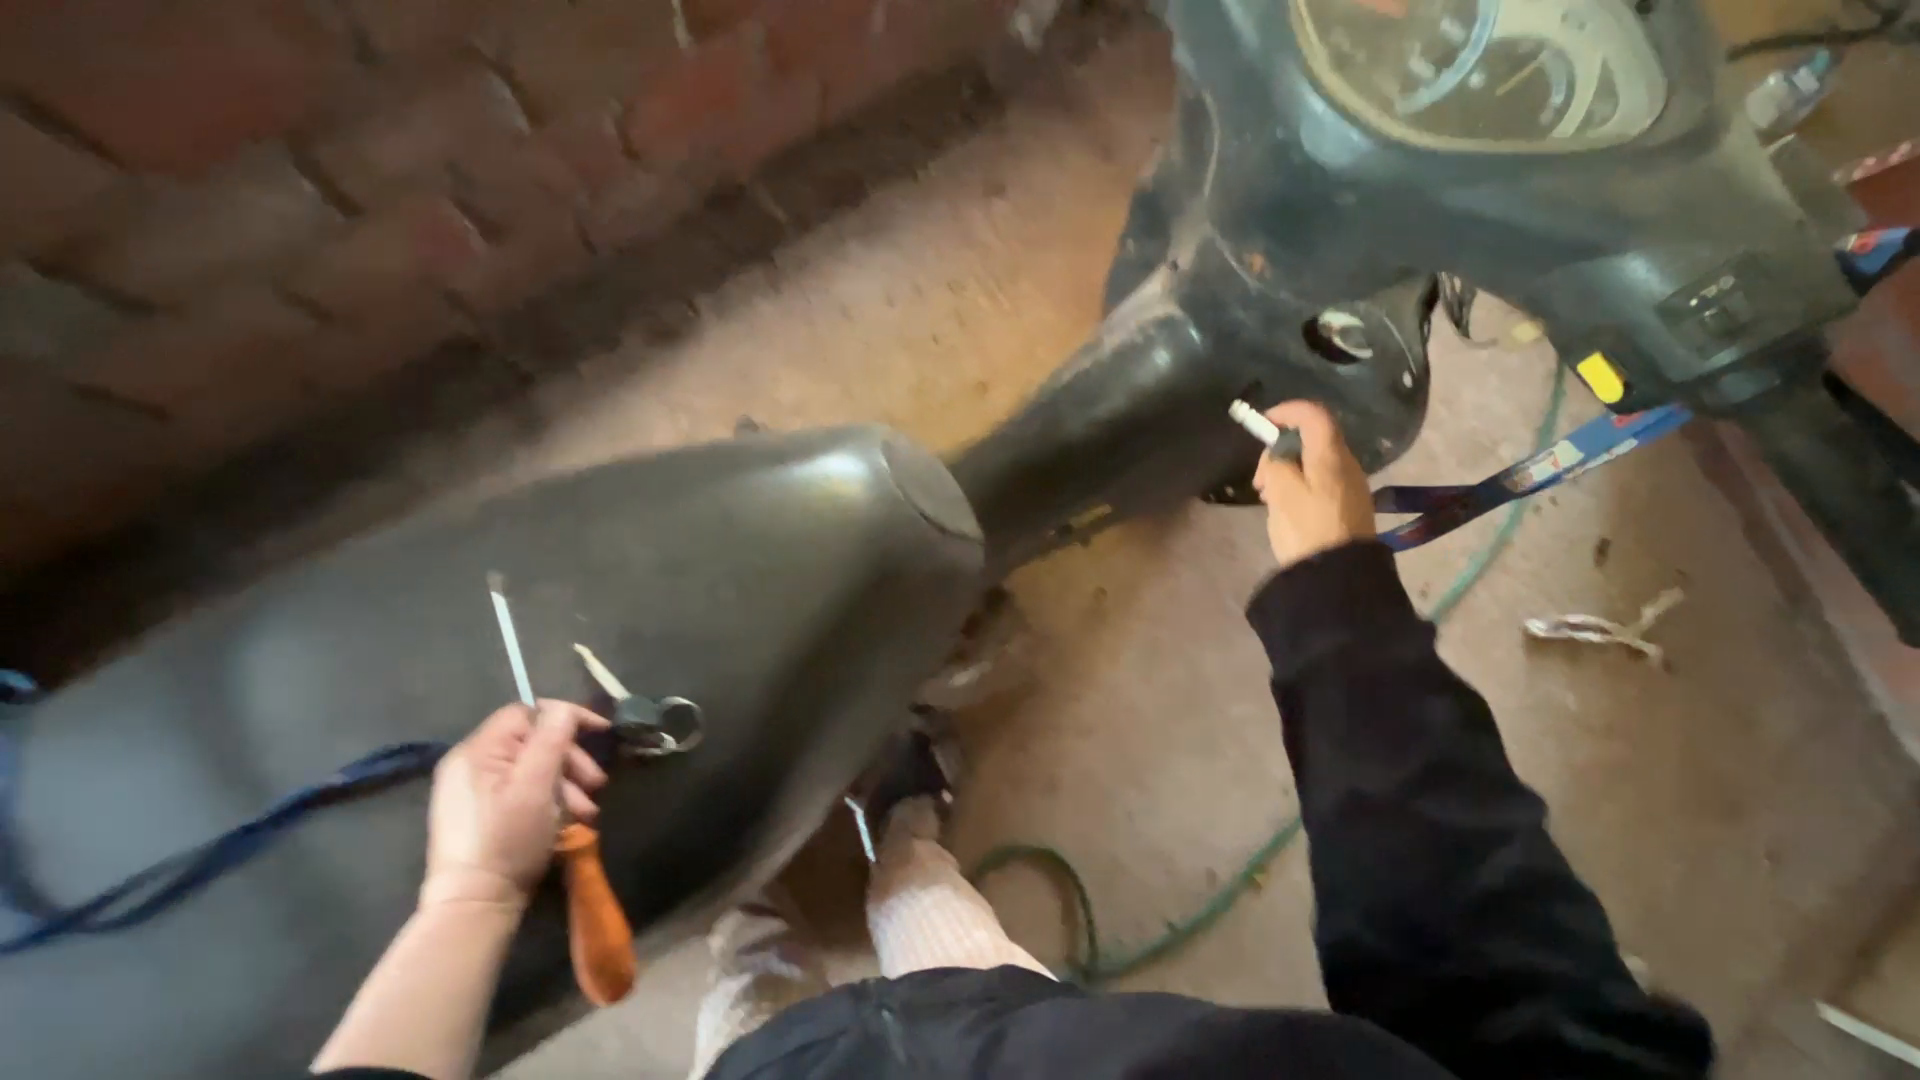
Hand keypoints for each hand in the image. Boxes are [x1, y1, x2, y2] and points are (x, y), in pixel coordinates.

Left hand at [420, 700, 611, 910]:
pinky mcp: (480, 813)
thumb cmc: (507, 839)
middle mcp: (470, 764)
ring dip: (565, 783)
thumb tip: (563, 708)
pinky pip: (521, 789)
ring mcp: (472, 791)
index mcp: (478, 751)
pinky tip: (566, 819)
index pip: (526, 712)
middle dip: (570, 759)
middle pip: (532, 741)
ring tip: (586, 810)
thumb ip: (551, 740)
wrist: (475, 904)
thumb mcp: (536, 786)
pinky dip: (548, 798)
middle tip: (596, 784)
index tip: (600, 733)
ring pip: (530, 768)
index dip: (565, 717)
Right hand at [1252, 401, 1375, 567]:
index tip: (1262, 425)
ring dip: (1286, 471)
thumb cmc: (1307, 528)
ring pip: (1314, 463)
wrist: (1338, 575)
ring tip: (1267, 497)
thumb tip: (1278, 458)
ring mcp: (1350, 486)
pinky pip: (1320, 482)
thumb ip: (1275, 464)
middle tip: (1259, 478)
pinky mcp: (1348, 506)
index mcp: (1331, 455)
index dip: (1286, 412)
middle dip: (1279, 450)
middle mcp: (1346, 464)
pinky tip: (1285, 508)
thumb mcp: (1281, 491)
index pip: (1313, 414)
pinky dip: (1298, 485)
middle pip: (1311, 440)